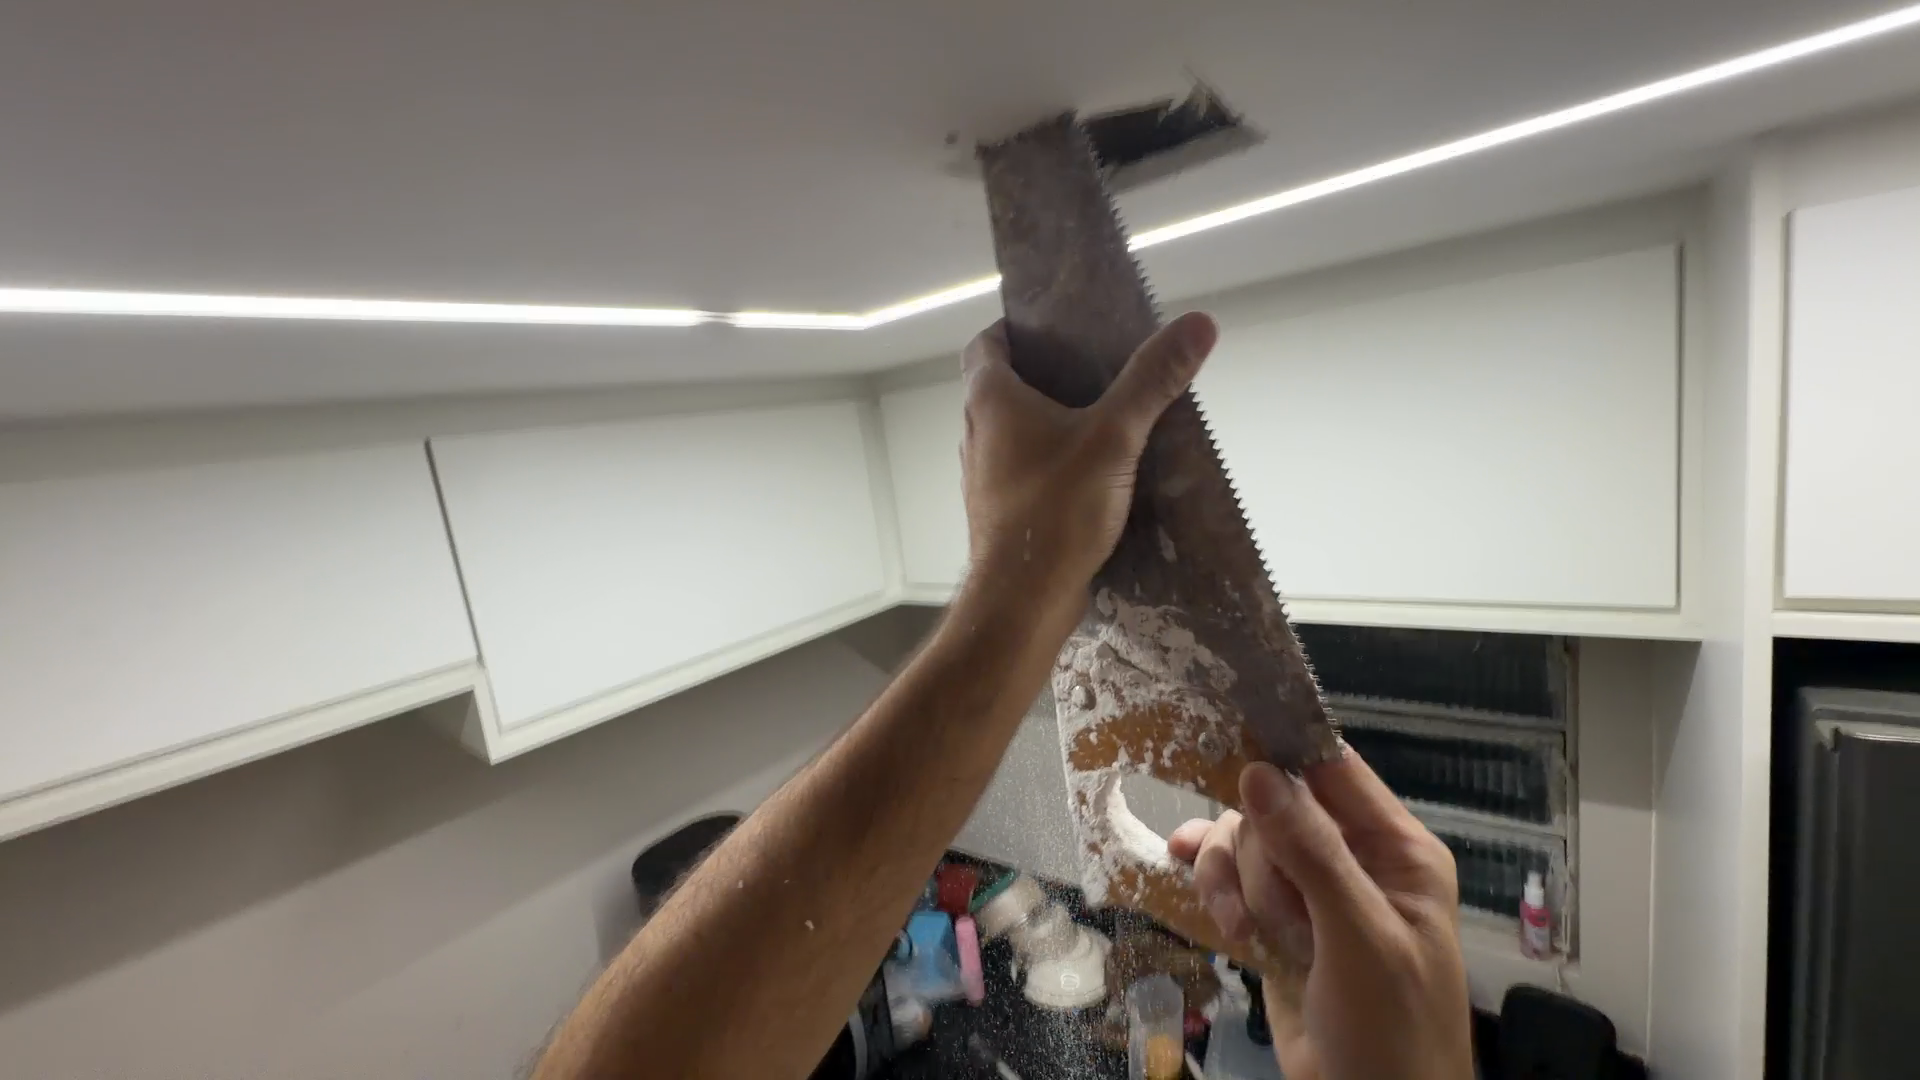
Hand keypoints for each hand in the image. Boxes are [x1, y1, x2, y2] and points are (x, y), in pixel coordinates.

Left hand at [957, 312, 1216, 608]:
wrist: (1022, 598)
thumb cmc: (1056, 508)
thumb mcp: (1113, 437)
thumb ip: (1152, 381)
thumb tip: (1198, 322)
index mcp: (989, 401)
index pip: (986, 344)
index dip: (1013, 326)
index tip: (1051, 325)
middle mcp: (976, 433)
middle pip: (1000, 386)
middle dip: (1041, 371)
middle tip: (1091, 364)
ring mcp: (983, 476)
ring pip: (1011, 431)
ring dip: (1045, 418)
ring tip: (1099, 413)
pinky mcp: (998, 510)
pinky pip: (1022, 468)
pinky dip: (1048, 458)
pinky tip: (1090, 470)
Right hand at [1168, 752, 1473, 1079]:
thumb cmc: (1390, 1030)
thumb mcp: (1360, 939)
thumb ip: (1312, 854)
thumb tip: (1257, 770)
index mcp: (1393, 848)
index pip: (1332, 768)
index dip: (1283, 752)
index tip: (1229, 741)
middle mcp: (1349, 854)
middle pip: (1272, 803)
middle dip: (1259, 855)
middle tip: (1278, 909)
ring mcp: (1306, 884)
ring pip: (1243, 837)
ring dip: (1231, 881)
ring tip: (1243, 929)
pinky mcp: (1271, 912)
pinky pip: (1227, 872)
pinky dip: (1211, 884)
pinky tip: (1201, 893)